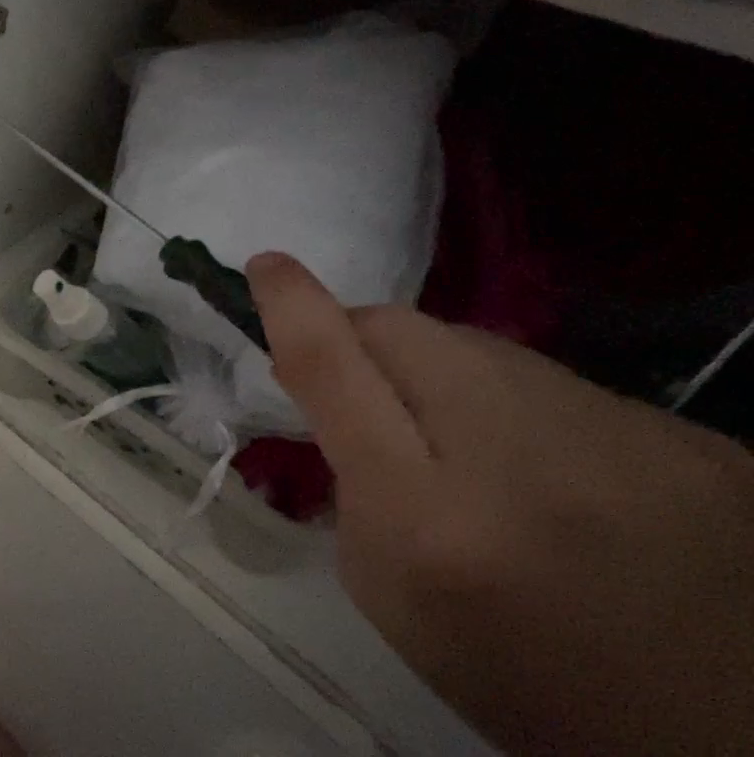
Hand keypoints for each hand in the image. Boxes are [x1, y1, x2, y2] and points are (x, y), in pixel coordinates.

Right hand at [246, 252, 753, 755]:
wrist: (718, 741)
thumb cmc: (507, 673)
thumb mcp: (384, 587)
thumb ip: (353, 475)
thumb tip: (347, 390)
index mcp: (425, 517)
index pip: (336, 369)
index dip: (292, 307)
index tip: (266, 266)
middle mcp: (524, 457)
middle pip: (407, 333)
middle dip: (365, 341)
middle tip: (363, 388)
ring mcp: (627, 439)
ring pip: (486, 349)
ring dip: (448, 376)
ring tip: (471, 445)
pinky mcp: (702, 443)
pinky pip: (567, 388)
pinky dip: (532, 412)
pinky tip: (561, 473)